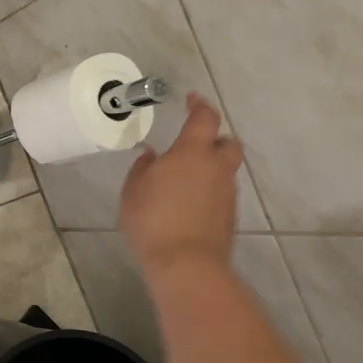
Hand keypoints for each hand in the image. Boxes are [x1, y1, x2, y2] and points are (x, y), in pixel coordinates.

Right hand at [120, 93, 243, 278]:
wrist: (186, 263)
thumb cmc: (153, 220)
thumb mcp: (133, 190)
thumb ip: (143, 169)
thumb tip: (152, 157)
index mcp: (192, 153)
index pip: (204, 118)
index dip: (199, 105)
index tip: (191, 99)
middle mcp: (216, 168)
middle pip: (228, 143)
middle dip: (215, 138)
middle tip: (195, 143)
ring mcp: (226, 193)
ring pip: (225, 170)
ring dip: (210, 167)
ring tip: (185, 178)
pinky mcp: (229, 216)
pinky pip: (221, 192)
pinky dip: (209, 190)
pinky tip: (188, 203)